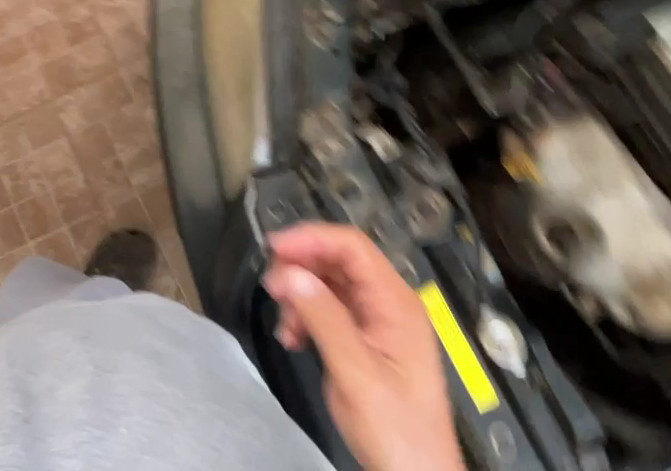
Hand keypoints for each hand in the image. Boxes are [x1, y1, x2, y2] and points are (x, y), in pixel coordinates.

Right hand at [265, 223, 463, 470]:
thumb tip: (290, 274)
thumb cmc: (397, 431)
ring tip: (285, 322)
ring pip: (329, 284)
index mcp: (397, 304)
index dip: (311, 239)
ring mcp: (378, 322)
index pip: (352, 247)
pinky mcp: (365, 339)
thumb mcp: (357, 374)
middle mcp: (389, 305)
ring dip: (301, 296)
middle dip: (301, 269)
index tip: (274, 248)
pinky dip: (306, 316)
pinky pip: (329, 309)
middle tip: (273, 287)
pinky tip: (294, 337)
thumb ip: (324, 319)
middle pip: (338, 261)